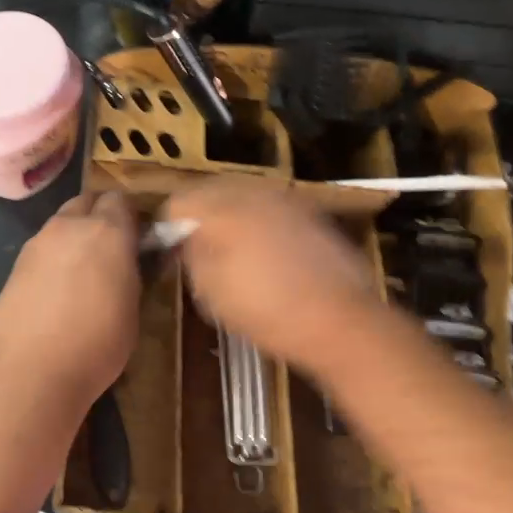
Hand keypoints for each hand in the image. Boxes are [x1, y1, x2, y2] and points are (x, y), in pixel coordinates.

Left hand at [0, 191, 140, 404]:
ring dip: (74, 236)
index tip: (138, 239)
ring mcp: (38, 242)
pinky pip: (42, 248)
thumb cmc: (96, 344)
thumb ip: (132, 273)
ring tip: (82, 274)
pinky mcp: (15, 263)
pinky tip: (56, 291)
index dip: (130, 216)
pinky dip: (53, 258)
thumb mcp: (132, 310)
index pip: (121, 199)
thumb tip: (130, 260)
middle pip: (87, 202)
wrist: (30, 371)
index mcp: (107, 231)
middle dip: (99, 216)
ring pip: (62, 223)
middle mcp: (70, 225)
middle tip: (110, 251)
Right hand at [165, 187, 384, 374]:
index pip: (177, 202)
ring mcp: (283, 197)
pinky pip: (269, 207)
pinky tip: (267, 253)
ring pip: (241, 195)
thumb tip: (185, 240)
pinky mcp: (308, 210)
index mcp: (220, 209)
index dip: (170, 228)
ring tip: (233, 251)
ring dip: (230, 216)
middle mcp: (250, 192)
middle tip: (199, 250)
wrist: (343, 321)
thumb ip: (191, 257)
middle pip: (209, 191)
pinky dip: (260, 221)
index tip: (172, 254)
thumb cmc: (269, 312)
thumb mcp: (212, 294)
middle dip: (200, 216)